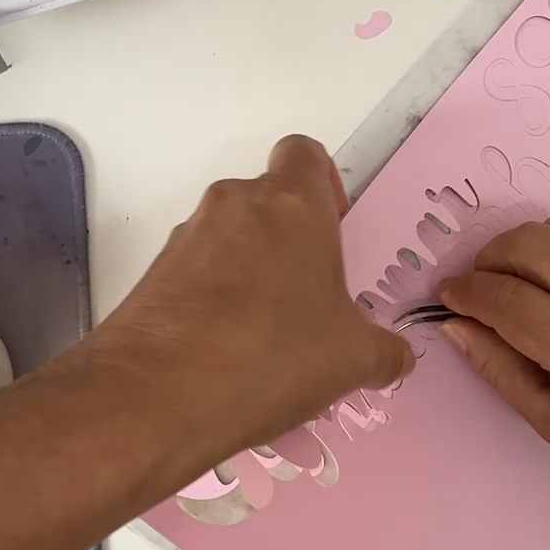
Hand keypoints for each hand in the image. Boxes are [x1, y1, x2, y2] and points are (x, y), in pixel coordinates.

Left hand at [85, 136, 415, 464]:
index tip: (332, 233)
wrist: (154, 396)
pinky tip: (226, 354)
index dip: (324, 184)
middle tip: (307, 299)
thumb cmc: (274, 354)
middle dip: (291, 241)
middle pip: (268, 200)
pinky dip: (215, 298)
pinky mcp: (154, 273)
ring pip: (232, 237)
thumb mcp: (351, 360)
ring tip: (266, 338)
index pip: (304, 153)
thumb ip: (382, 352)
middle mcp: (236, 204)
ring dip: (251, 271)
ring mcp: (188, 236)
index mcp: (292, 204)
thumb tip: (395, 358)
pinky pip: (197, 272)